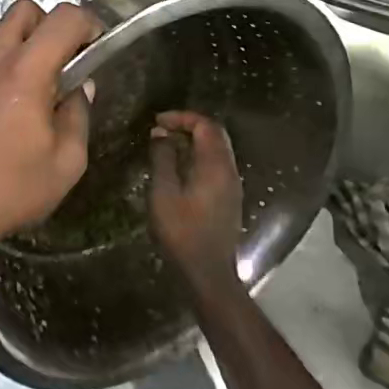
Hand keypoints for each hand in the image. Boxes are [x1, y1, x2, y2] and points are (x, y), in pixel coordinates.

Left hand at [0, 1, 99, 275]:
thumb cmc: (11, 187)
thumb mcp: (66, 162)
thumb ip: (78, 114)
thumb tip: (79, 87)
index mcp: (24, 72)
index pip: (62, 18)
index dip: (88, 23)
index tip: (97, 46)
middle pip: (25, 10)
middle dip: (51, 25)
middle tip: (66, 61)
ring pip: (2, 34)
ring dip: (25, 47)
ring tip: (37, 91)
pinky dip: (3, 67)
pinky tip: (7, 108)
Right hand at [149, 111, 243, 288]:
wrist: (207, 271)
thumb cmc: (182, 230)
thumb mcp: (163, 191)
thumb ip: (163, 158)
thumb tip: (160, 133)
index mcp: (215, 167)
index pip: (206, 126)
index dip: (182, 117)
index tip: (157, 122)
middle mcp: (229, 172)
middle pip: (215, 135)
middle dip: (188, 125)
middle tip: (160, 128)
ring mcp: (231, 186)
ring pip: (216, 149)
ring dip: (192, 140)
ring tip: (164, 144)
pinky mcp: (228, 197)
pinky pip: (215, 164)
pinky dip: (196, 155)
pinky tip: (176, 165)